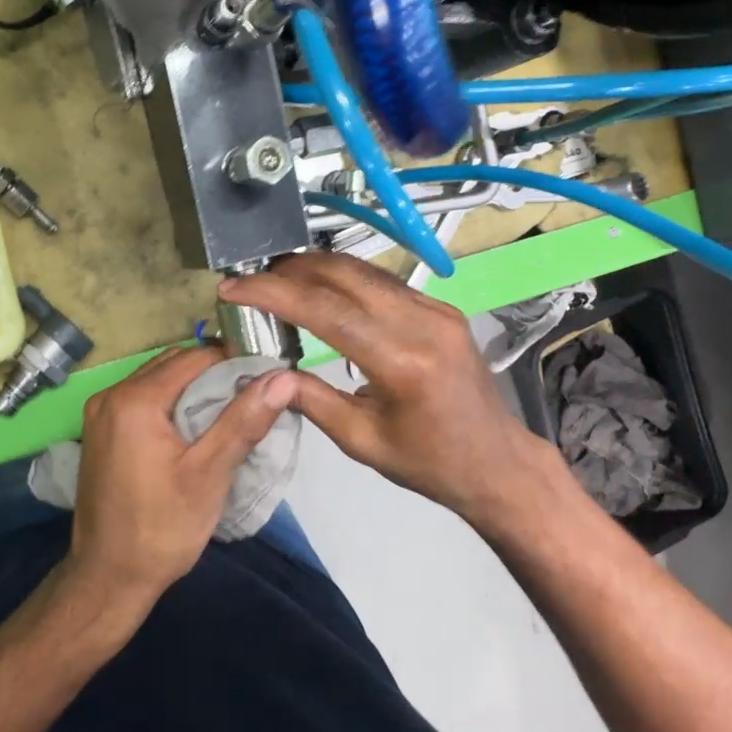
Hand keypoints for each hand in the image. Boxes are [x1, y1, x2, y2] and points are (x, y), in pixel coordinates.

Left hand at [66, 346, 296, 603]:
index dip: (234, 361)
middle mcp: (110, 395)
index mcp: (135, 400)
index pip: (194, 357)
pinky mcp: (99, 432)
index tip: (266, 376)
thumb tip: (282, 378)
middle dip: (214, 373)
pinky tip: (196, 427)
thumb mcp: (210, 474)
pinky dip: (170, 404)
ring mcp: (100, 414)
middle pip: (173, 365)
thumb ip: (244, 420)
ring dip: (191, 389)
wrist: (109, 577)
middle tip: (253, 393)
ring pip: (157, 381)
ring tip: (232, 410)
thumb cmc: (162, 529)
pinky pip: (141, 401)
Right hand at [220, 253, 564, 533]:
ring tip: (275, 280)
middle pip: (342, 274)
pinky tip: (318, 290)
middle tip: (250, 280)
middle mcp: (423, 322)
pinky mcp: (441, 307)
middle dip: (289, 271)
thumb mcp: (361, 441)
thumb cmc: (429, 463)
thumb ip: (311, 399)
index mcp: (403, 361)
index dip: (273, 293)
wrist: (498, 462)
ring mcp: (436, 309)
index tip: (232, 287)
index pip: (325, 310)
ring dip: (314, 269)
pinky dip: (342, 279)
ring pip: (362, 270)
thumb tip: (262, 373)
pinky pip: (382, 281)